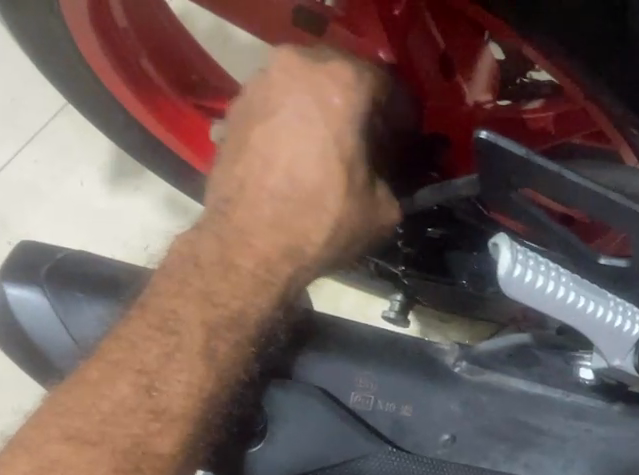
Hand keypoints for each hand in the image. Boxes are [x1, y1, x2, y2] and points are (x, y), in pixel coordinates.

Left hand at [197, 46, 401, 287]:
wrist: (248, 246)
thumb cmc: (321, 223)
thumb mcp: (384, 210)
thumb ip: (395, 179)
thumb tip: (388, 175)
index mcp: (344, 81)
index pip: (389, 87)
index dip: (402, 120)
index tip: (403, 145)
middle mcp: (299, 66)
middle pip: (343, 79)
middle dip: (359, 109)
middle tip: (366, 146)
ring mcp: (261, 82)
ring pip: (306, 89)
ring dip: (322, 114)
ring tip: (327, 153)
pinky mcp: (235, 107)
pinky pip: (277, 107)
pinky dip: (291, 125)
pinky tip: (296, 159)